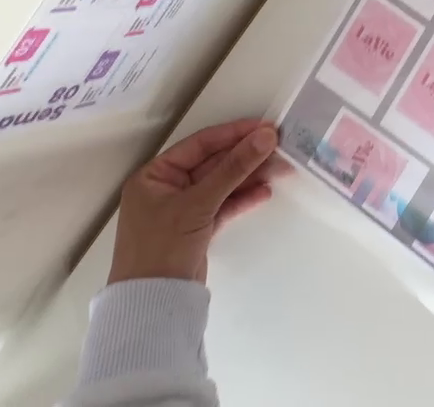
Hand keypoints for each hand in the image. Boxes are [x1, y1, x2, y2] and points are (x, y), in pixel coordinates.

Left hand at [109, 119, 283, 284]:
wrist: (152, 305)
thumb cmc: (163, 246)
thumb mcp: (199, 202)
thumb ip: (234, 167)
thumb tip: (266, 135)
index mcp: (155, 175)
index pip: (201, 144)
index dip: (234, 133)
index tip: (265, 127)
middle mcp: (167, 188)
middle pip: (214, 163)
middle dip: (246, 157)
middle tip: (280, 148)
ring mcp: (183, 208)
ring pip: (222, 183)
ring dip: (250, 176)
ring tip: (281, 169)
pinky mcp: (197, 228)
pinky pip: (224, 204)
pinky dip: (243, 198)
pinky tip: (265, 192)